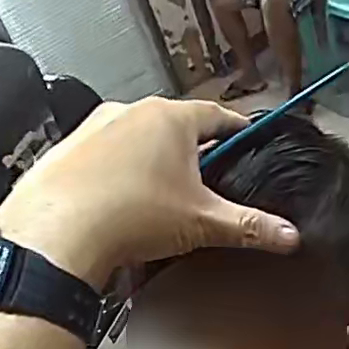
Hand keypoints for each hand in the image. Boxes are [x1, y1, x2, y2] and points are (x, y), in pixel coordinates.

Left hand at [0, 97, 298, 287]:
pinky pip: (111, 157)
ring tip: (169, 201)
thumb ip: (250, 227)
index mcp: (170, 119)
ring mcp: (96, 128)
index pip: (219, 115)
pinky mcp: (71, 151)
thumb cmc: (130, 214)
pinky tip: (130, 206)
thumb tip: (289, 236)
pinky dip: (126, 175)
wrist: (59, 231)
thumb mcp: (205, 223)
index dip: (239, 128)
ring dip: (160, 164)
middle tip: (211, 185)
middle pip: (179, 129)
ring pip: (142, 141)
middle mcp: (130, 112)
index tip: (249, 137)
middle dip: (198, 154)